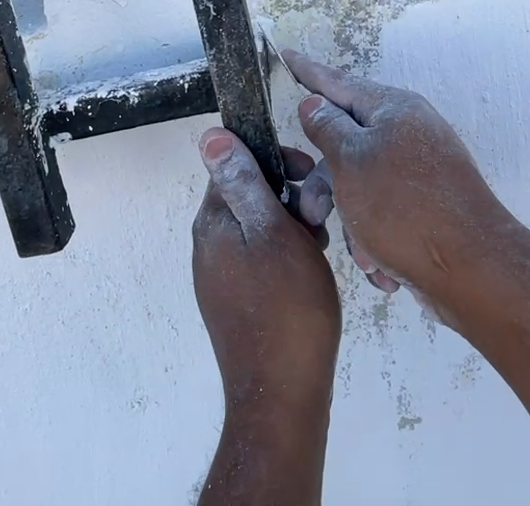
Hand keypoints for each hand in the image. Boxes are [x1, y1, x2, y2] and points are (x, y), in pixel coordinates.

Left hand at [191, 128, 340, 417]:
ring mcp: (223, 273)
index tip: (307, 176)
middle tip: (319, 219)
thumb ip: (244, 182)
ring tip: (318, 249)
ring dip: (294, 226)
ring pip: (262, 225)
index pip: (236, 162)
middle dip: (290, 196)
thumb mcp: (272, 231)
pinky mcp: (238, 297)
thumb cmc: (287, 307)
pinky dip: (289, 254)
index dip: (275, 161)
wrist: (283, 393)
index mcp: (214, 222)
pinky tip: (309, 272)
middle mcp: (211, 243)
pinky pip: (264, 256)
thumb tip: (209, 136)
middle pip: (251, 193)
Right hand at [283, 51, 514, 305]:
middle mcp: (409, 132)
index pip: (339, 82)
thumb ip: (328, 128)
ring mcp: (420, 170)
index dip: (308, 71)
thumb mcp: (352, 161)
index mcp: (393, 109)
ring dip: (353, 221)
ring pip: (362, 186)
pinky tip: (381, 269)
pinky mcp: (427, 206)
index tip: (286, 55)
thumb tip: (316, 103)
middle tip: (311, 214)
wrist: (473, 271)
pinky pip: (386, 214)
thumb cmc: (404, 207)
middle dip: (325, 185)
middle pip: (347, 144)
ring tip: (362, 257)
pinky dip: (377, 239)